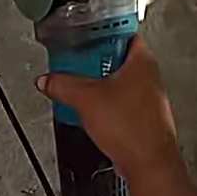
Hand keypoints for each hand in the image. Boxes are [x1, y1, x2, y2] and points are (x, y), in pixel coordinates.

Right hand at [34, 38, 181, 181]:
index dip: (102, 33)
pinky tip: (91, 113)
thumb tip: (47, 80)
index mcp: (142, 61)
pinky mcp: (142, 117)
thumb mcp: (85, 99)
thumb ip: (62, 85)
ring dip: (99, 84)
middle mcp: (149, 76)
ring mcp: (147, 98)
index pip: (123, 33)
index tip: (85, 36)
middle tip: (76, 65)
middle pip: (118, 58)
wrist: (148, 162)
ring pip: (119, 81)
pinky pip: (120, 102)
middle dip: (95, 62)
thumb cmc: (130, 127)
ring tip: (80, 90)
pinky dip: (105, 103)